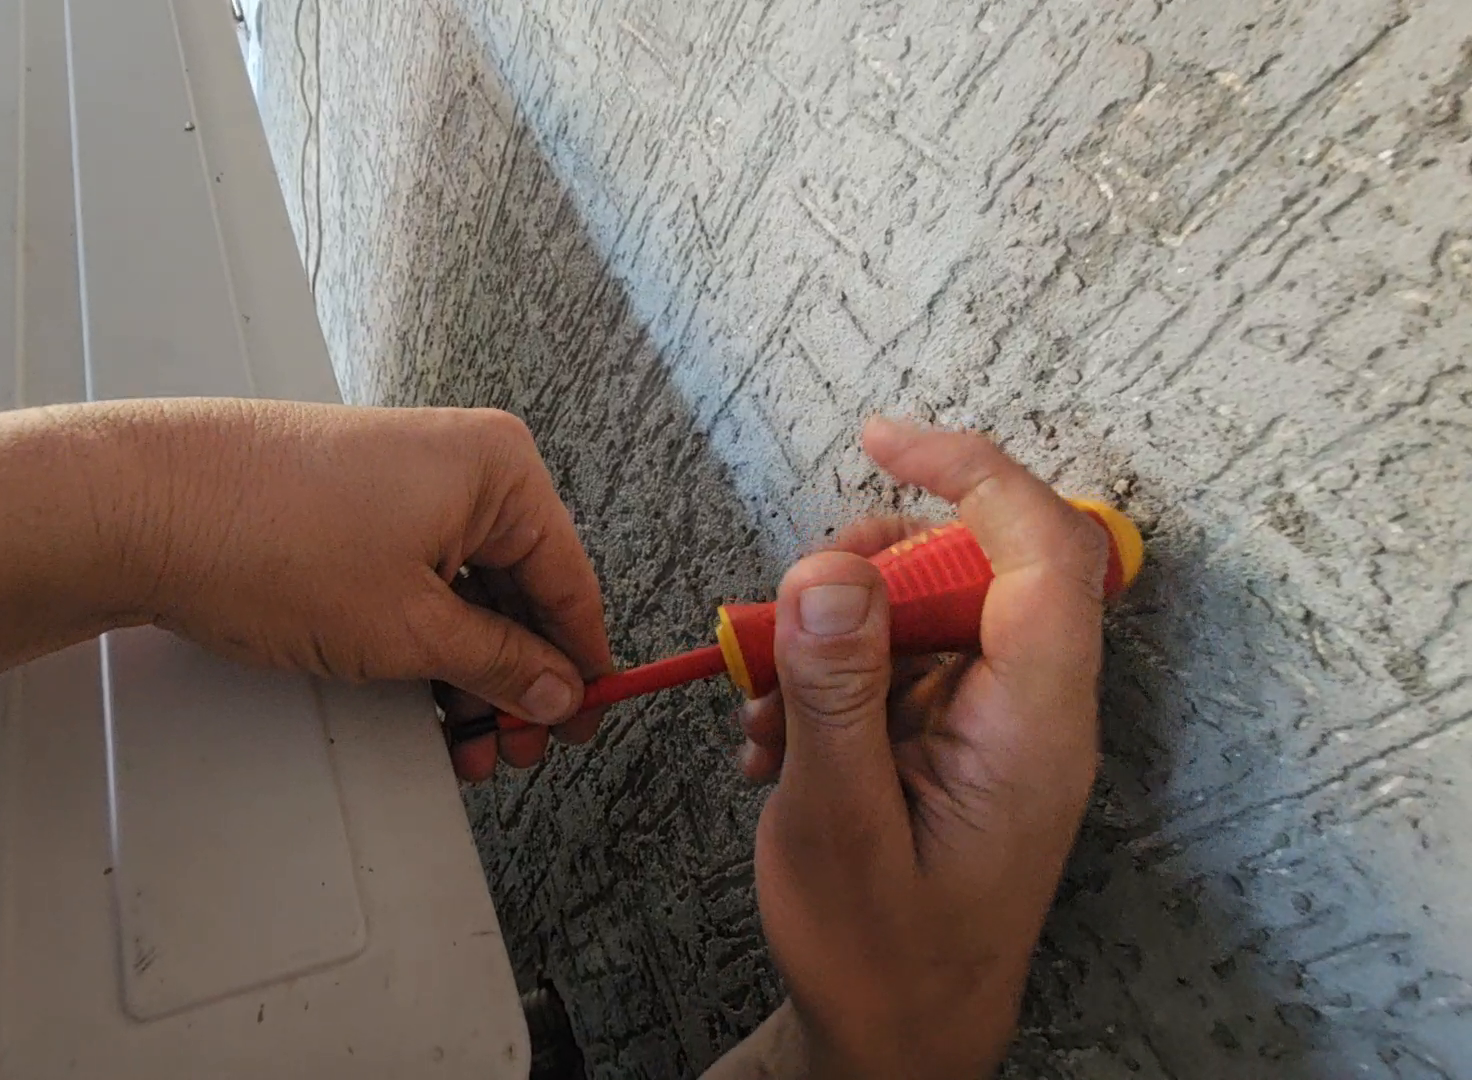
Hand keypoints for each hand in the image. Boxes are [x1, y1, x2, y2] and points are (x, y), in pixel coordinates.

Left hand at [118, 400, 611, 777]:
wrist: (143, 504)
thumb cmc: (280, 544)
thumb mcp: (412, 626)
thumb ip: (501, 664)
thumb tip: (559, 692)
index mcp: (500, 471)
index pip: (569, 581)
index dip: (582, 662)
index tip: (584, 721)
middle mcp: (464, 466)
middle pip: (521, 589)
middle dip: (519, 677)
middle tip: (514, 746)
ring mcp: (411, 484)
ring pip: (471, 593)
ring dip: (473, 670)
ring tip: (463, 739)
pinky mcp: (367, 506)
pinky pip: (426, 579)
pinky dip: (432, 639)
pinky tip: (426, 694)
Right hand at [737, 417, 1107, 1077]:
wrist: (888, 1033)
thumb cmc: (875, 950)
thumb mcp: (838, 820)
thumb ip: (835, 694)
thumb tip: (827, 571)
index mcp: (1029, 727)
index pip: (1043, 553)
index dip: (971, 472)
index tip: (882, 440)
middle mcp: (1017, 708)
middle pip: (964, 567)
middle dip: (860, 568)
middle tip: (783, 615)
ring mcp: (973, 720)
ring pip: (905, 610)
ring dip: (819, 637)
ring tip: (765, 710)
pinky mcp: (932, 733)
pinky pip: (877, 660)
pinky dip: (814, 676)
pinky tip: (775, 736)